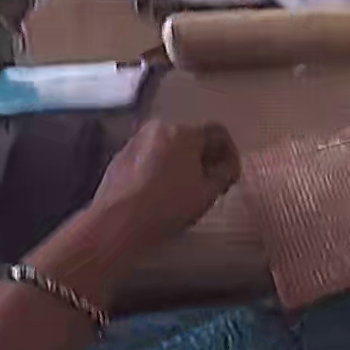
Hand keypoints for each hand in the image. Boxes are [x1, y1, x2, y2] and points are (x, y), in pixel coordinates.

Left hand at [88, 120, 240, 252]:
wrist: (118, 222)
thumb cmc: (168, 206)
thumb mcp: (207, 194)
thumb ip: (224, 175)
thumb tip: (226, 168)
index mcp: (184, 132)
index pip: (217, 132)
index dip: (231, 153)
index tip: (231, 176)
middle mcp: (158, 128)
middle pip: (192, 138)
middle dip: (206, 158)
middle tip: (212, 184)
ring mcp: (136, 141)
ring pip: (169, 147)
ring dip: (183, 163)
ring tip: (186, 190)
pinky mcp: (120, 157)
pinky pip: (151, 156)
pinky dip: (162, 168)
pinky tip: (161, 192)